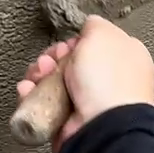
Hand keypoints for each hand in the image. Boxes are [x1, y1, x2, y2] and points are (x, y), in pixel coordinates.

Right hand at [17, 15, 153, 150]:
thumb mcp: (102, 35)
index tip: (69, 45)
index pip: (95, 44)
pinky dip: (32, 96)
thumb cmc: (108, 81)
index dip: (77, 42)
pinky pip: (44, 104)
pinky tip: (29, 90)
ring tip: (39, 75)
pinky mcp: (69, 122)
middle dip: (54, 58)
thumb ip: (95, 26)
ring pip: (54, 82)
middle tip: (51, 61)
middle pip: (70, 62)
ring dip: (40, 74)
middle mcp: (108, 82)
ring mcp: (89, 103)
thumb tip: (89, 26)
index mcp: (124, 60)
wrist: (101, 127)